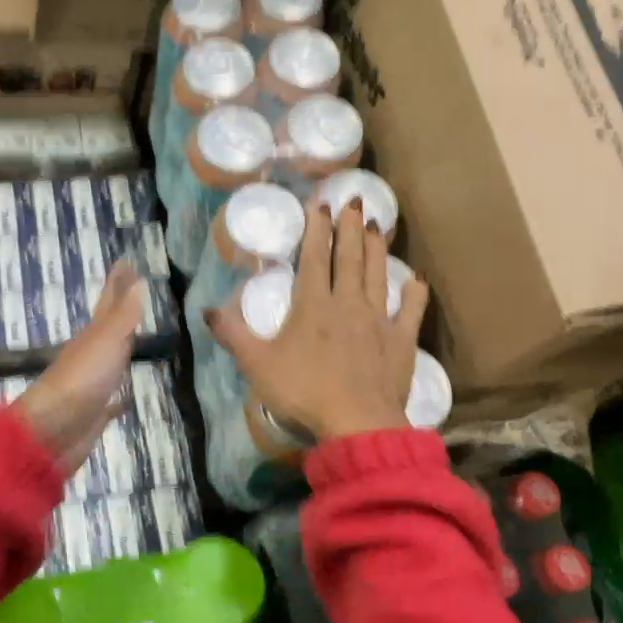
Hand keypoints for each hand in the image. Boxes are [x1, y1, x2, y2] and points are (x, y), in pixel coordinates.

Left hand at [12, 260, 147, 472]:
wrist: (51, 432)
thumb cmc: (80, 381)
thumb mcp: (106, 342)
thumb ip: (124, 315)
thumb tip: (139, 279)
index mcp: (92, 336)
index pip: (109, 302)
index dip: (118, 283)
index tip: (126, 262)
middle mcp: (90, 357)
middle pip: (109, 328)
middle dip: (120, 310)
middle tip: (135, 292)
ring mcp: (91, 386)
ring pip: (110, 361)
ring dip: (121, 349)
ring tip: (136, 338)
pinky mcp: (94, 414)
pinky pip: (110, 401)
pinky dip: (120, 397)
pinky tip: (127, 399)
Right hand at [207, 198, 429, 440]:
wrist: (357, 422)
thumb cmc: (303, 392)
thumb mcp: (256, 365)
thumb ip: (233, 335)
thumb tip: (207, 310)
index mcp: (312, 306)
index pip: (314, 258)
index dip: (316, 229)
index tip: (320, 204)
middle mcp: (347, 304)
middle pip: (349, 258)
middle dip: (350, 227)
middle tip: (354, 200)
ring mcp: (378, 321)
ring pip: (378, 274)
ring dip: (377, 248)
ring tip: (378, 224)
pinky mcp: (402, 342)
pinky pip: (411, 310)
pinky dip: (414, 292)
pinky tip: (416, 278)